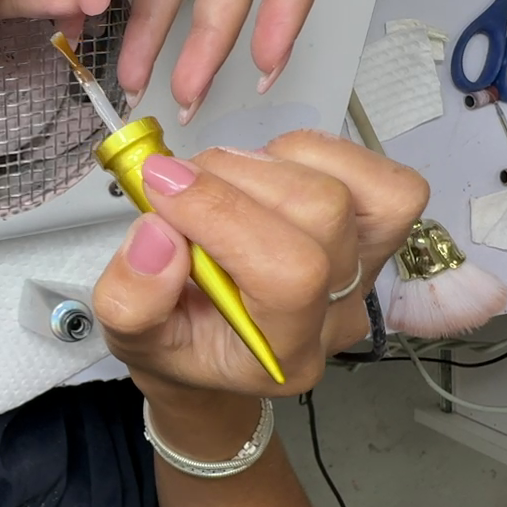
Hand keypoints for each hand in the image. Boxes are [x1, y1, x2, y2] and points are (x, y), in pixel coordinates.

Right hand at [92, 130, 427, 405]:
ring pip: (350, 188)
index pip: (287, 274)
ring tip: (212, 180)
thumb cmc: (173, 343)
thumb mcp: (127, 337)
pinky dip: (311, 155)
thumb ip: (129, 299)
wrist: (210, 346)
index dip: (221, 214)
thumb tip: (157, 231)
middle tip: (174, 182)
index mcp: (280, 352)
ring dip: (266, 162)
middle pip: (322, 215)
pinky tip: (261, 171)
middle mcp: (336, 313)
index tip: (158, 185)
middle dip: (233, 179)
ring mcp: (366, 272)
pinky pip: (380, 179)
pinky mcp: (376, 234)